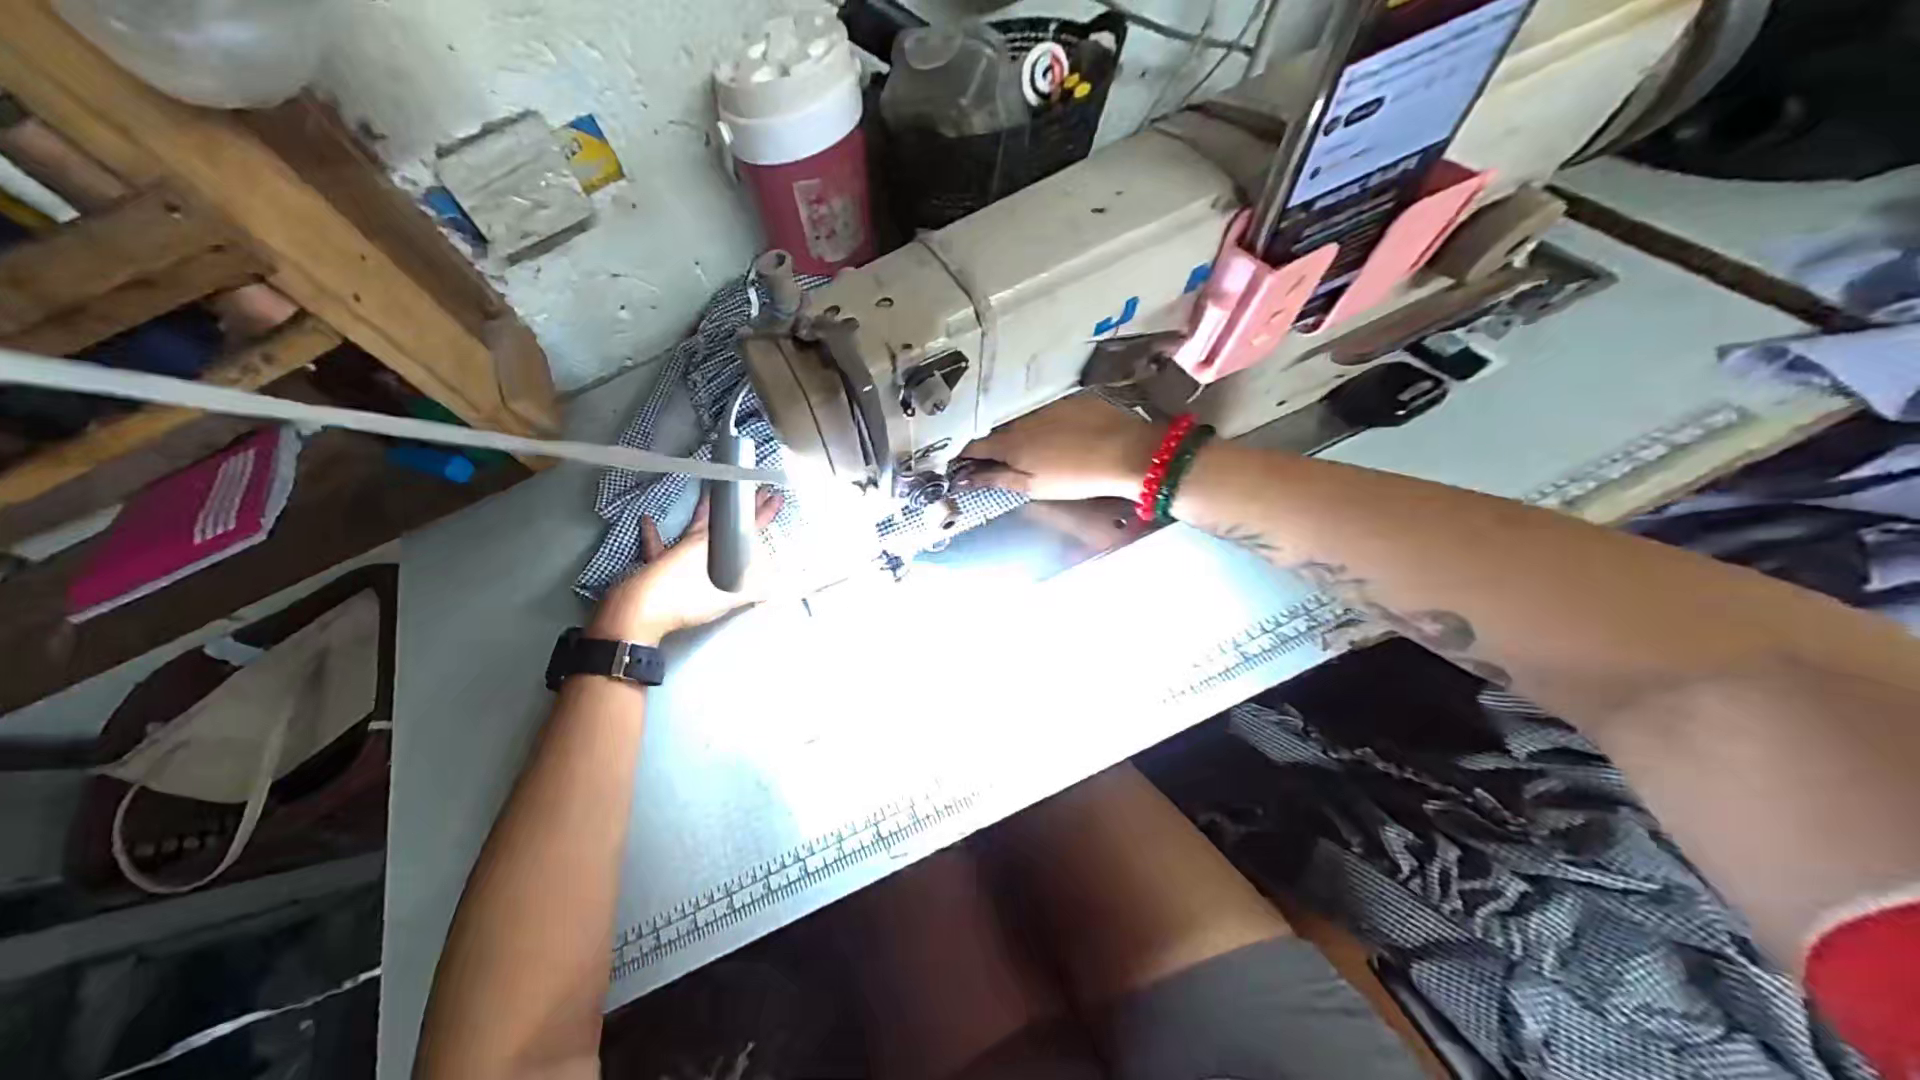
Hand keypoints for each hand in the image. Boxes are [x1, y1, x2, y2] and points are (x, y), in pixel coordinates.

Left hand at [588, 488, 784, 643]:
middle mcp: (699, 541)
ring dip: (705, 508)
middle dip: (743, 506)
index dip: (764, 513)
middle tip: (754, 493)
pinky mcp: (656, 561)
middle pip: (726, 518)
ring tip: (710, 494)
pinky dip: (652, 532)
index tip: (775, 498)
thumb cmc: (687, 600)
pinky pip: (655, 542)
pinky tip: (647, 520)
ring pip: (695, 523)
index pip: (748, 526)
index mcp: (718, 546)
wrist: (643, 608)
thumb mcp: (729, 598)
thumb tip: (778, 589)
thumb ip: (754, 591)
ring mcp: (676, 549)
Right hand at [954, 395, 1162, 501]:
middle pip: (996, 430)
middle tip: (1001, 461)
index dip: (964, 456)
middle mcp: (1021, 418)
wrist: (1128, 452)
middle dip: (993, 444)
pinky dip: (1045, 422)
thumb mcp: (1033, 487)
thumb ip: (996, 479)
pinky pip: (1046, 409)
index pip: (973, 446)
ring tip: (1036, 449)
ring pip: (1021, 418)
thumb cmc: (1077, 477)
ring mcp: (1046, 404)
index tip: (962, 464)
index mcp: (1009, 443)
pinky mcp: (1069, 397)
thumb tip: (964, 478)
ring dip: (1019, 432)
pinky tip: (1061, 435)